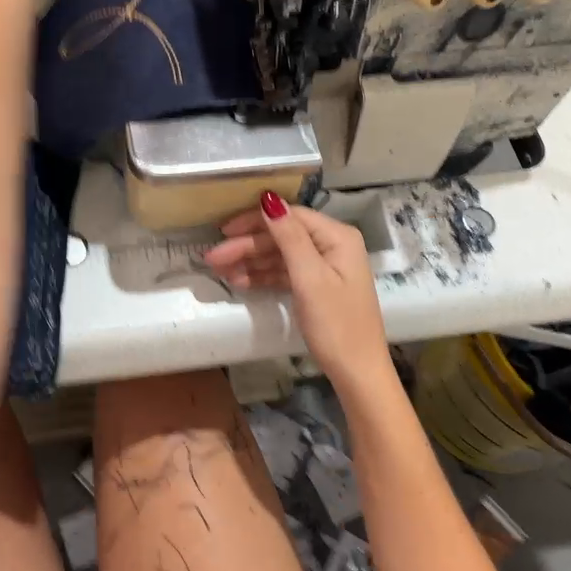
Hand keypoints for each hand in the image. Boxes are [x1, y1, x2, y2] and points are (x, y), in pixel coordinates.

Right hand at [204, 193, 390, 383]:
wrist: (357, 372)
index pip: (290, 216)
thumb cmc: (336, 324)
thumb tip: (269, 198)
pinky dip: (263, 276)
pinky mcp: (319, 288)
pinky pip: (286, 273)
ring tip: (220, 271)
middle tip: (212, 258)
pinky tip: (240, 281)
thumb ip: (289, 237)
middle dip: (247, 245)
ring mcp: (326, 268)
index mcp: (337, 237)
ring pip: (281, 256)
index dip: (254, 220)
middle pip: (283, 236)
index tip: (223, 231)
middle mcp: (333, 246)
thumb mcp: (309, 278)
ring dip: (251, 261)